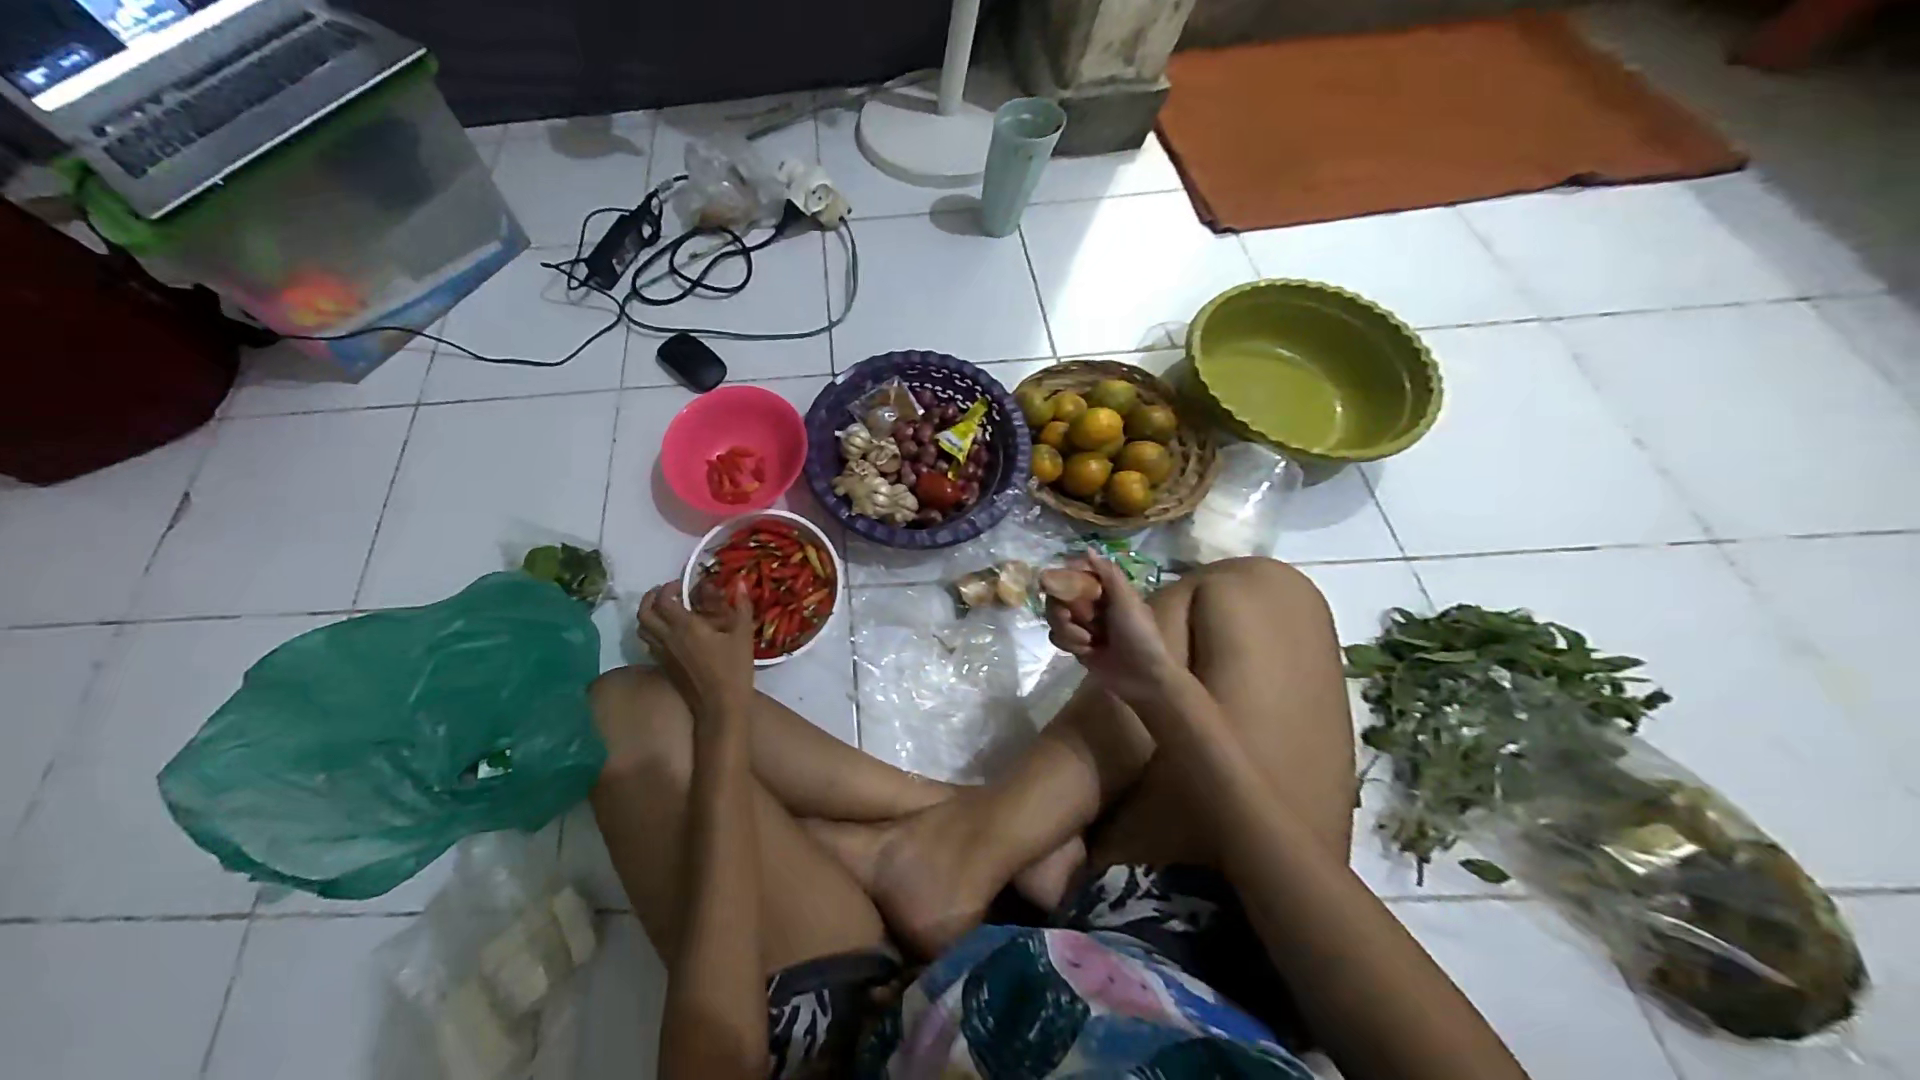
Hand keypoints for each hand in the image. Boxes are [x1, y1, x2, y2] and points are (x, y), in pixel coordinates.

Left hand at [637, 582, 755, 718]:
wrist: (720, 706)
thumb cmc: (734, 669)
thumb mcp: (743, 634)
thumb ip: (741, 606)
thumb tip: (739, 582)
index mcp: (685, 626)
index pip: (664, 600)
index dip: (668, 588)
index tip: (681, 585)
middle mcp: (667, 638)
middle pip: (644, 613)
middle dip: (650, 598)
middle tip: (665, 593)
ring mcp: (662, 654)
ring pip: (642, 629)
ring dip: (648, 615)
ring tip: (664, 611)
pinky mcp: (663, 667)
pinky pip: (649, 644)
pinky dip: (653, 632)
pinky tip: (669, 633)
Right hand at [1042, 555, 1176, 702]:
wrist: (1144, 678)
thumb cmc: (1140, 635)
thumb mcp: (1127, 600)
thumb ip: (1108, 573)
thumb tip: (1088, 548)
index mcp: (1106, 591)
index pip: (1076, 575)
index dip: (1064, 577)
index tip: (1054, 581)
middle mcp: (1092, 605)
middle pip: (1059, 596)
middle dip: (1060, 607)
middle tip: (1068, 616)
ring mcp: (1083, 626)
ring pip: (1055, 617)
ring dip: (1066, 628)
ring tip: (1086, 640)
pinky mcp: (1077, 646)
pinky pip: (1057, 637)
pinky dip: (1068, 642)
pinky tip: (1085, 651)